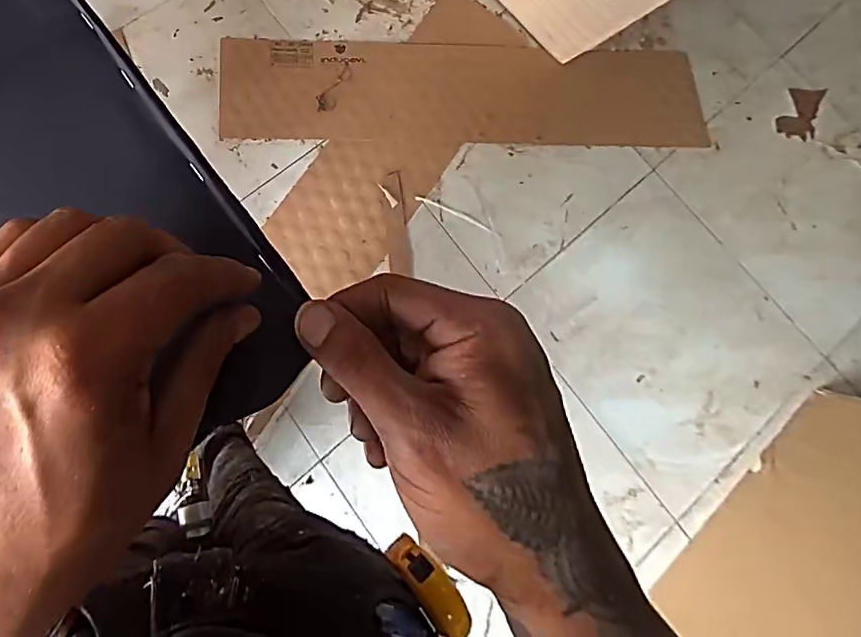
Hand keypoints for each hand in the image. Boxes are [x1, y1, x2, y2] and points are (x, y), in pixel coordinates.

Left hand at [0, 210, 262, 635]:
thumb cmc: (56, 536)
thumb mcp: (155, 457)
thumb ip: (201, 367)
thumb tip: (237, 315)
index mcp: (84, 359)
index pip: (174, 279)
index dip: (220, 274)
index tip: (240, 281)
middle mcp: (27, 315)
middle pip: (125, 235)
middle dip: (176, 252)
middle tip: (195, 285)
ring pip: (71, 223)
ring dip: (118, 240)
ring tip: (137, 278)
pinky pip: (15, 239)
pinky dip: (60, 243)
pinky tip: (77, 276)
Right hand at [296, 274, 668, 636]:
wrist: (549, 567)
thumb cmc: (494, 502)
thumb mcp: (408, 425)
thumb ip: (356, 362)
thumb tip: (314, 316)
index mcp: (480, 326)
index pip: (392, 292)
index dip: (344, 314)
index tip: (310, 342)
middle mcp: (489, 334)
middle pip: (399, 321)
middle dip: (363, 362)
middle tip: (342, 402)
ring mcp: (490, 362)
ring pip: (408, 351)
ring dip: (377, 389)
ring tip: (373, 435)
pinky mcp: (486, 389)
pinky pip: (428, 375)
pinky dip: (401, 402)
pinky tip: (391, 440)